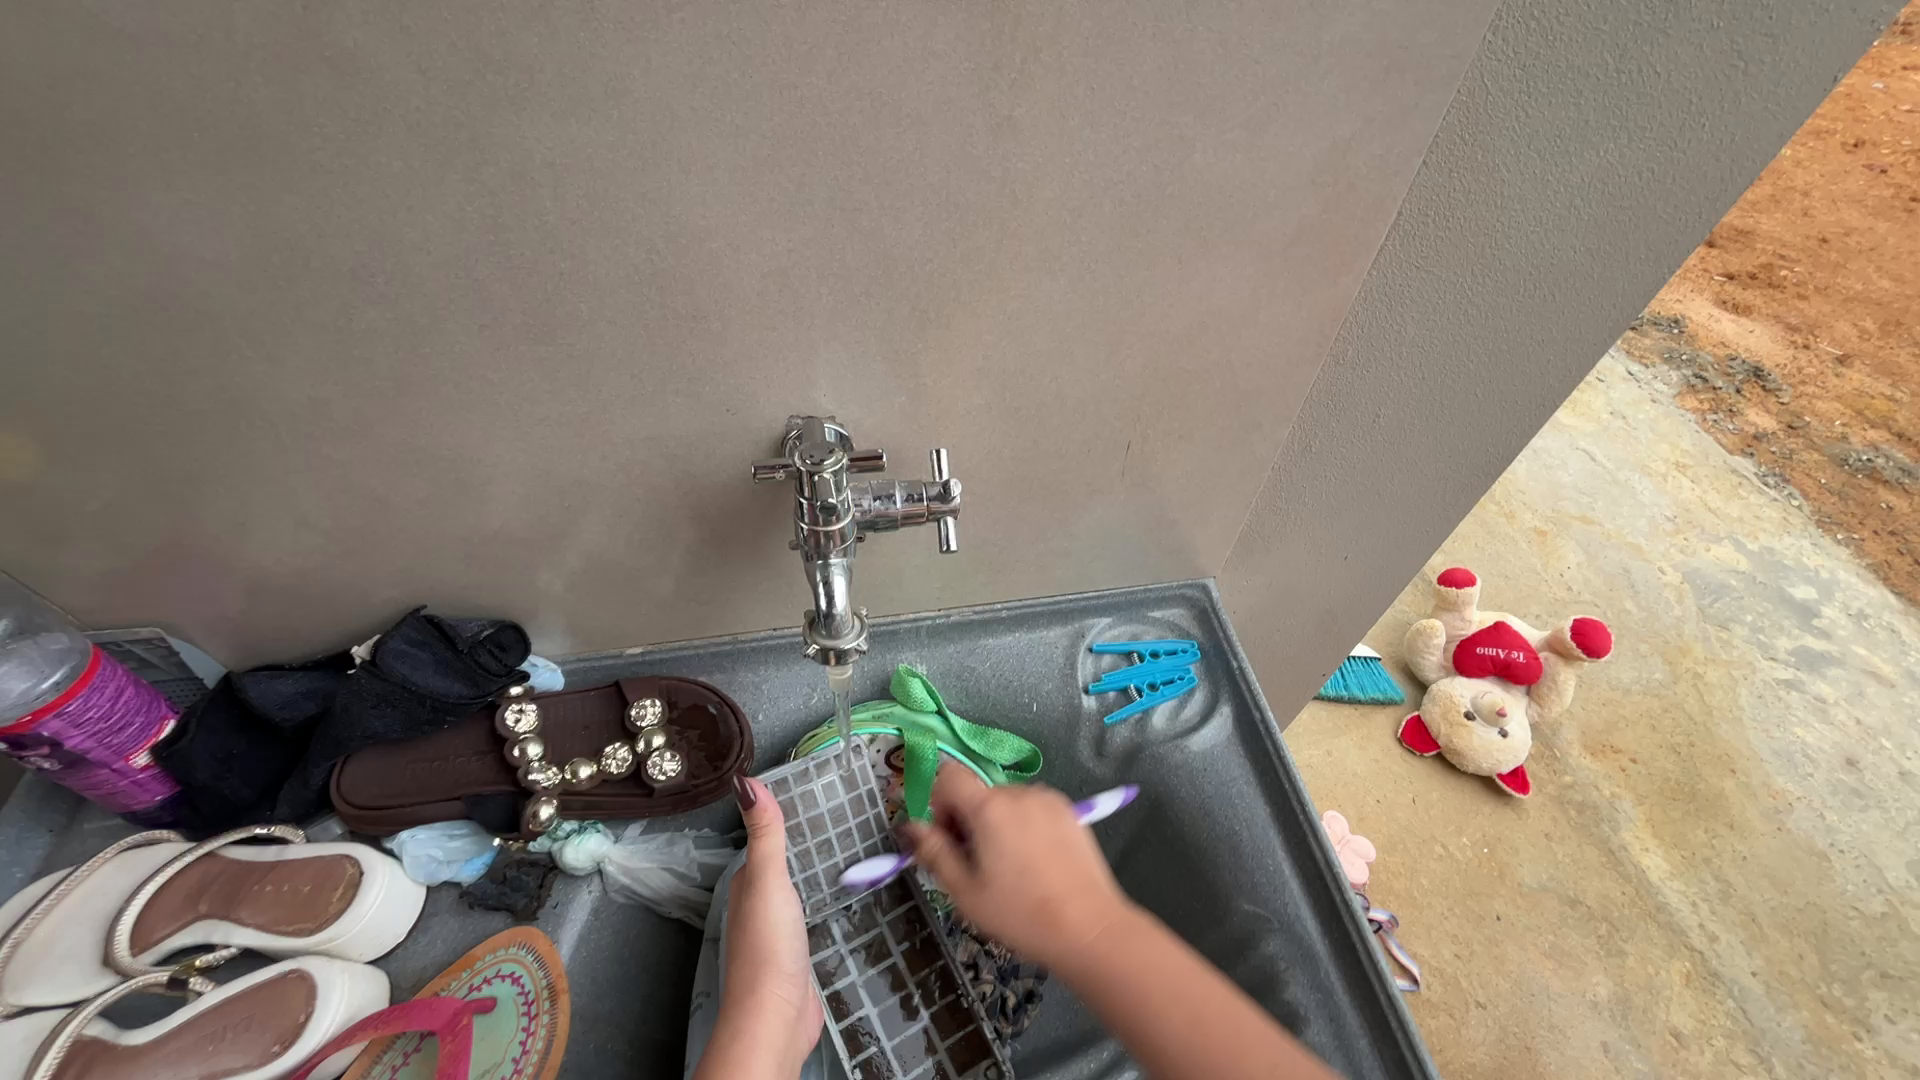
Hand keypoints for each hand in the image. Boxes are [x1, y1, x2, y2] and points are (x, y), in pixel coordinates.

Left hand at [695, 775, 822, 1079]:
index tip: (815, 792)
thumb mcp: (767, 879)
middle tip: (845, 814)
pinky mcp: (799, 954)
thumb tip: (744, 780)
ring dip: (817, 871)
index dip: (783, 818)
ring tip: (853, 846)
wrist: (776, 1018)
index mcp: (746, 884)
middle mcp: (759, 905)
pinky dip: (825, 900)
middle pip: (782, 865)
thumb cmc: (768, 944)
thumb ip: (764, 833)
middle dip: (806, 843)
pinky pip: (813, 915)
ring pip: (798, 890)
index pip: (764, 842)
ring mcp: (778, 933)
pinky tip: (847, 896)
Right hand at [900, 766, 1133, 972]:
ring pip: (1006, 802)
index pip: (949, 775)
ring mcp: (1048, 799)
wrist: (1090, 928)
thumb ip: (934, 853)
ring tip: (1011, 869)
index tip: (948, 838)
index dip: (938, 801)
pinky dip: (1023, 826)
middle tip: (977, 865)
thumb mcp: (966, 892)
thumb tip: (911, 826)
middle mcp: (1019, 792)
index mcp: (989, 807)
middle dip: (968, 820)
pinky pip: (1032, 809)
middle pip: (978, 793)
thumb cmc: (1021, 914)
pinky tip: (1035, 864)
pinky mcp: (1069, 811)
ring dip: (997, 823)